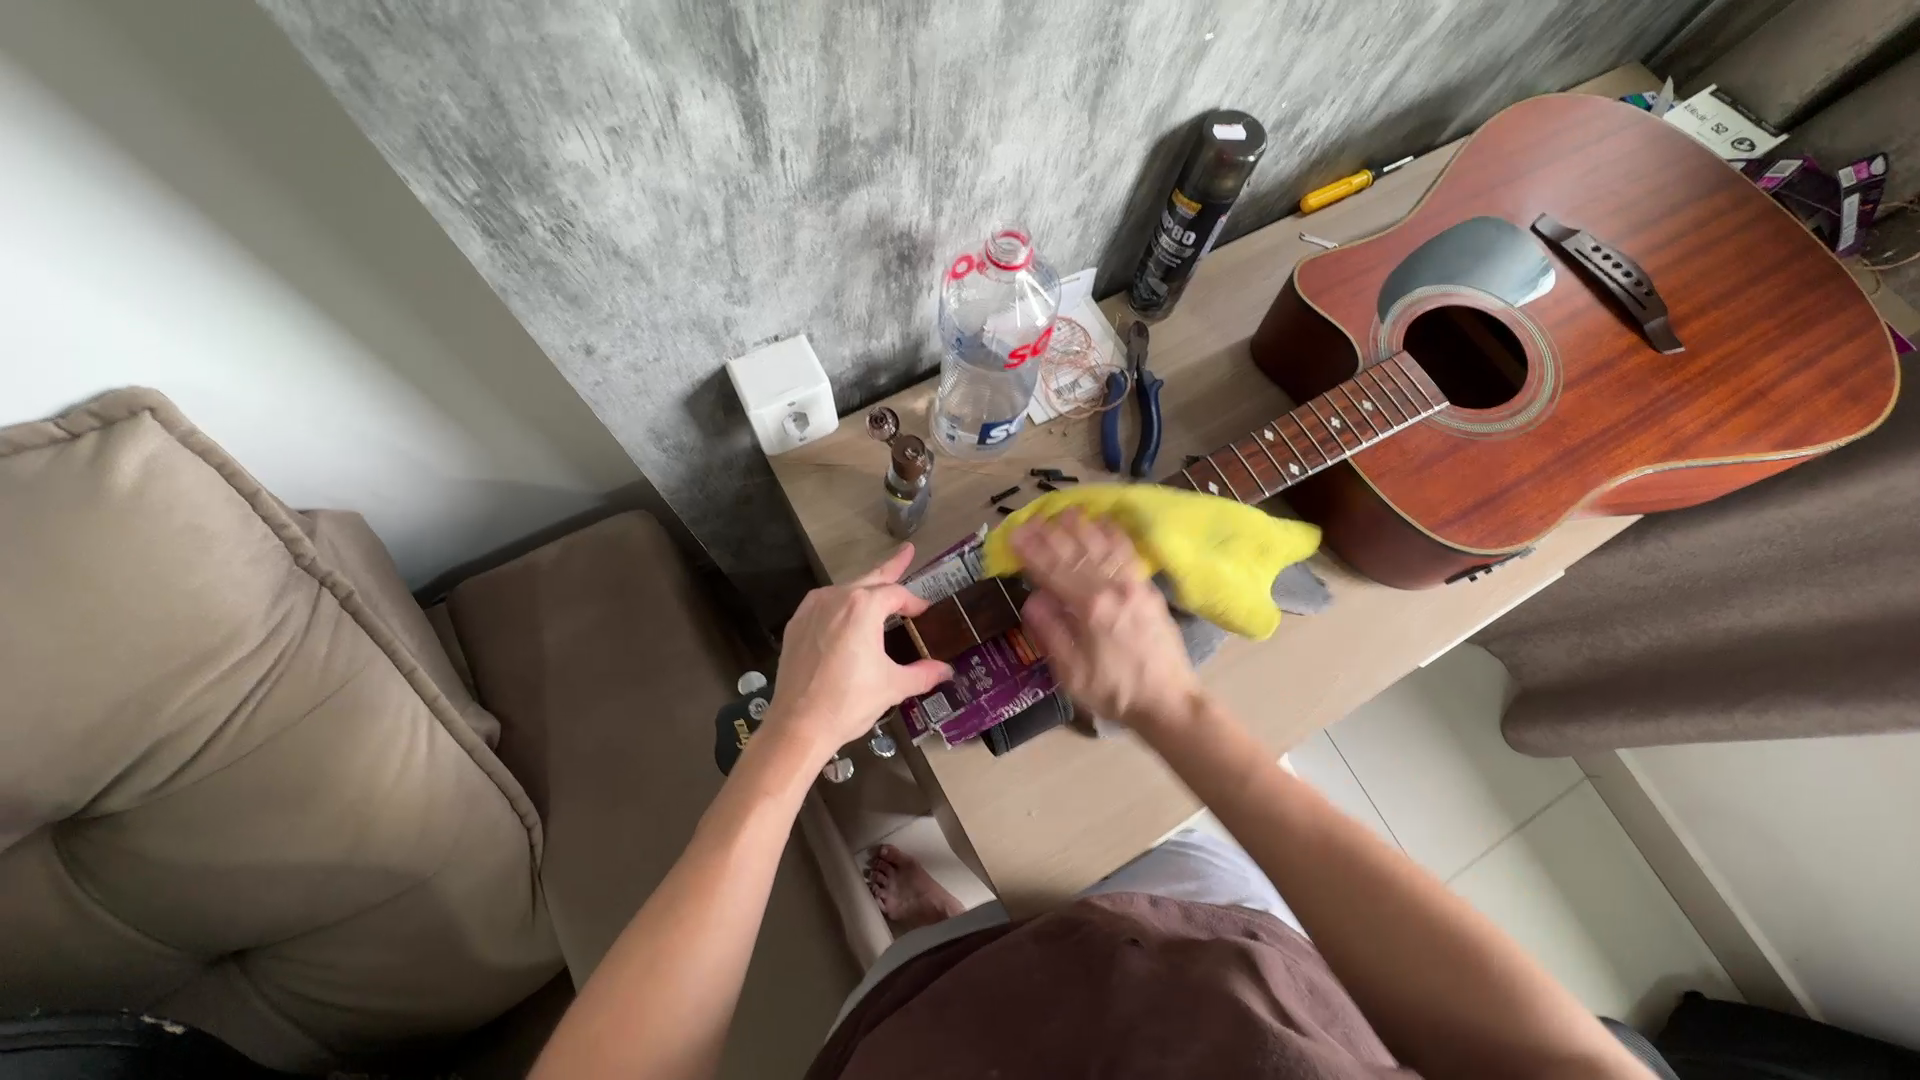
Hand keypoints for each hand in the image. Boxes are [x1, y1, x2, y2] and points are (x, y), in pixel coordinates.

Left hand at [765, 544, 952, 758]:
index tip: (925, 611)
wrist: (798, 724)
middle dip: (891, 568)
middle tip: (906, 552)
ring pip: (845, 591)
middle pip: (870, 579)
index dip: (914, 602)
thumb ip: (923, 674)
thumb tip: (946, 671)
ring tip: (879, 587)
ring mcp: (811, 609)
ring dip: (864, 589)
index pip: (896, 594)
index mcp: (863, 607)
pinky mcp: (796, 624)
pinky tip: (846, 614)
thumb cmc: (849, 702)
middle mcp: (836, 598)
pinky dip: (840, 604)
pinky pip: (824, 605)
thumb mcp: (893, 686)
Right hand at [1011, 511, 1201, 731]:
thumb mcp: (1071, 673)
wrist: (1169, 701)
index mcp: (1089, 609)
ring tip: (1063, 512)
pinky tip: (1104, 523)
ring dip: (1081, 527)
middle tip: (1030, 520)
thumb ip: (1050, 633)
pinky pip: (1128, 553)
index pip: (1052, 571)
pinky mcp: (1148, 590)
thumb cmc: (1114, 692)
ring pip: (1103, 546)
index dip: (1030, 552)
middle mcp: (1112, 589)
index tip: (1014, 536)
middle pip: (1075, 553)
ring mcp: (1134, 586)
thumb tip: (1033, 599)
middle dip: (1050, 534)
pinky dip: (1114, 535)